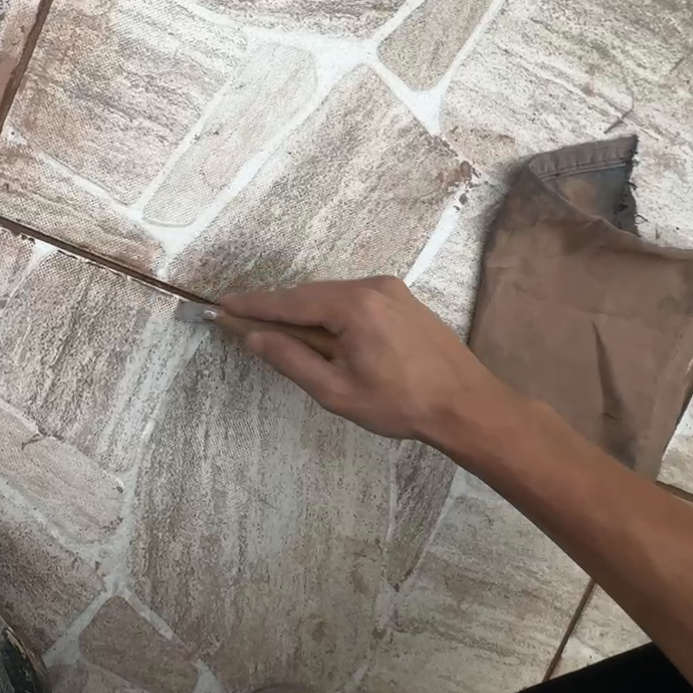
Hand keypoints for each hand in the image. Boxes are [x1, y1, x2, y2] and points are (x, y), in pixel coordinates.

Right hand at [223, 276, 515, 444]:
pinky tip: (322, 332)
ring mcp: (390, 288)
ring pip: (329, 295)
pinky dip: (328, 311)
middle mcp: (370, 286)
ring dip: (303, 312)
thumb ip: (290, 360)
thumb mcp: (336, 391)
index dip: (252, 305)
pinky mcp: (401, 298)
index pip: (288, 302)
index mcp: (353, 306)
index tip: (222, 305)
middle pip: (307, 294)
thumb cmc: (401, 404)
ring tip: (281, 334)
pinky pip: (351, 298)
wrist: (470, 406)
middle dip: (275, 308)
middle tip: (243, 321)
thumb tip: (253, 338)